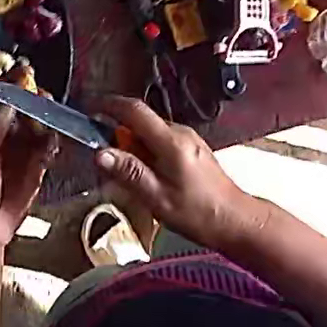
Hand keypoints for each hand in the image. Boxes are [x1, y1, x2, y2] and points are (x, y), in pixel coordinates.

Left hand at [0, 100, 57, 254]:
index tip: (26, 73)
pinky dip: (51, 144)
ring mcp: (19, 153)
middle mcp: (2, 137)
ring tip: (51, 116)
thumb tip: (9, 99)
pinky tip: (53, 141)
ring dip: (46, 120)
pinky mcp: (34, 170)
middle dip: (35, 101)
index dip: (12, 86)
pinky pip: (47, 150)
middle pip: (23, 110)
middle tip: (44, 96)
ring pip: (38, 127)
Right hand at [91, 96, 269, 251]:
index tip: (90, 109)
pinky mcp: (191, 148)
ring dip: (133, 146)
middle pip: (140, 121)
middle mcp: (180, 133)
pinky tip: (147, 177)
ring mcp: (188, 139)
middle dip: (118, 135)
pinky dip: (146, 152)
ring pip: (150, 132)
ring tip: (128, 176)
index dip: (108, 105)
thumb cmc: (201, 214)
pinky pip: (161, 141)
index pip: (134, 110)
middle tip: (106, 160)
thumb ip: (129, 173)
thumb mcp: (157, 198)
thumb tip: (101, 154)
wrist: (236, 221)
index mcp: (171, 142)